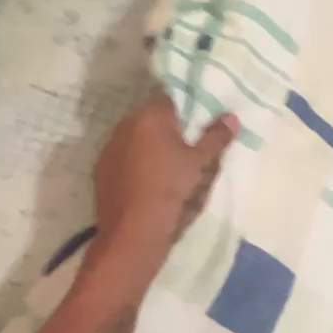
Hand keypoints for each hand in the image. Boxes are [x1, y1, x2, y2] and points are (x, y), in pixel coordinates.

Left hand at [88, 91, 239, 279]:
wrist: (134, 233)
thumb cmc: (171, 192)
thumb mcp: (200, 165)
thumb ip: (215, 138)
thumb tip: (231, 117)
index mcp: (150, 116)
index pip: (172, 100)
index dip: (189, 112)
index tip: (201, 128)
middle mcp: (125, 125)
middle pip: (152, 121)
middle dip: (170, 132)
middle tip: (189, 153)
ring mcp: (109, 148)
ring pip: (137, 141)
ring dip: (151, 150)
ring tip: (170, 172)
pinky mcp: (101, 171)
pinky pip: (125, 161)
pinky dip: (137, 167)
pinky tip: (149, 186)